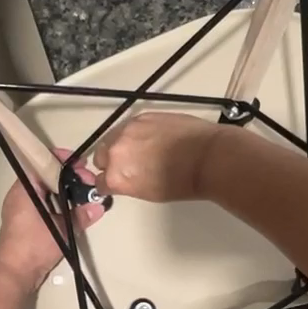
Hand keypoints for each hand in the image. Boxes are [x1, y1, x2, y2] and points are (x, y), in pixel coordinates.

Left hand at [0, 149, 104, 288]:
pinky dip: (57, 202)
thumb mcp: (62, 230)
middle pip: (45, 175)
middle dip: (68, 176)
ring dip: (63, 189)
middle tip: (88, 182)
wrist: (14, 274)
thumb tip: (99, 206)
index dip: (62, 159)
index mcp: (24, 190)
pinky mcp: (24, 221)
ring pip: (44, 190)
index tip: (80, 163)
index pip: (42, 162)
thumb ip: (81, 216)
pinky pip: (42, 203)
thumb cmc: (33, 247)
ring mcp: (20, 208)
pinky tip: (72, 209)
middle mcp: (20, 195)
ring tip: (84, 194)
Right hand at [92, 112, 234, 202]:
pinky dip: (135, 133)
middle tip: (128, 165)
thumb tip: (125, 176)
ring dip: (121, 144)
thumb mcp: (147, 192)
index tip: (115, 183)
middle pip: (100, 156)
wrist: (207, 157)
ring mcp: (128, 130)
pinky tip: (151, 138)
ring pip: (112, 137)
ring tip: (140, 149)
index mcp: (116, 176)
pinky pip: (130, 126)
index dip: (109, 183)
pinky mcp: (142, 116)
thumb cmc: (182, 183)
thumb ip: (127, 182)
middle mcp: (115, 151)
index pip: (100, 181)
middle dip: (110, 161)